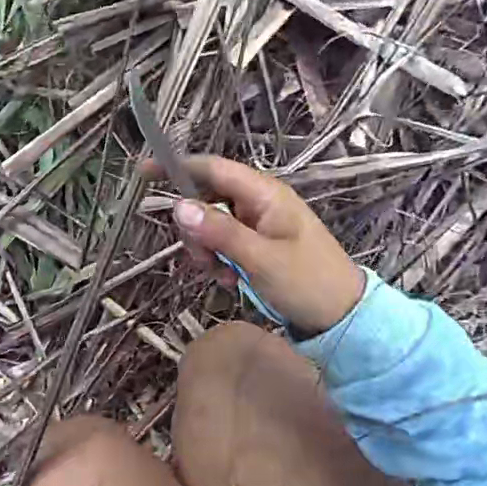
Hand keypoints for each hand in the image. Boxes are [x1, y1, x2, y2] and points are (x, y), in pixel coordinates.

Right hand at [140, 155, 364, 334]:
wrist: (342, 318)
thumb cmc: (308, 283)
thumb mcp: (260, 258)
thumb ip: (219, 232)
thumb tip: (178, 206)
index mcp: (265, 195)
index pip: (213, 169)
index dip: (178, 167)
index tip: (144, 172)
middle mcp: (259, 203)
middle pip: (207, 198)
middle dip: (195, 227)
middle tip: (203, 258)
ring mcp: (259, 225)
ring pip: (211, 224)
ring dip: (207, 249)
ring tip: (222, 274)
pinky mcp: (258, 246)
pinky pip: (224, 244)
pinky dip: (219, 260)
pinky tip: (230, 279)